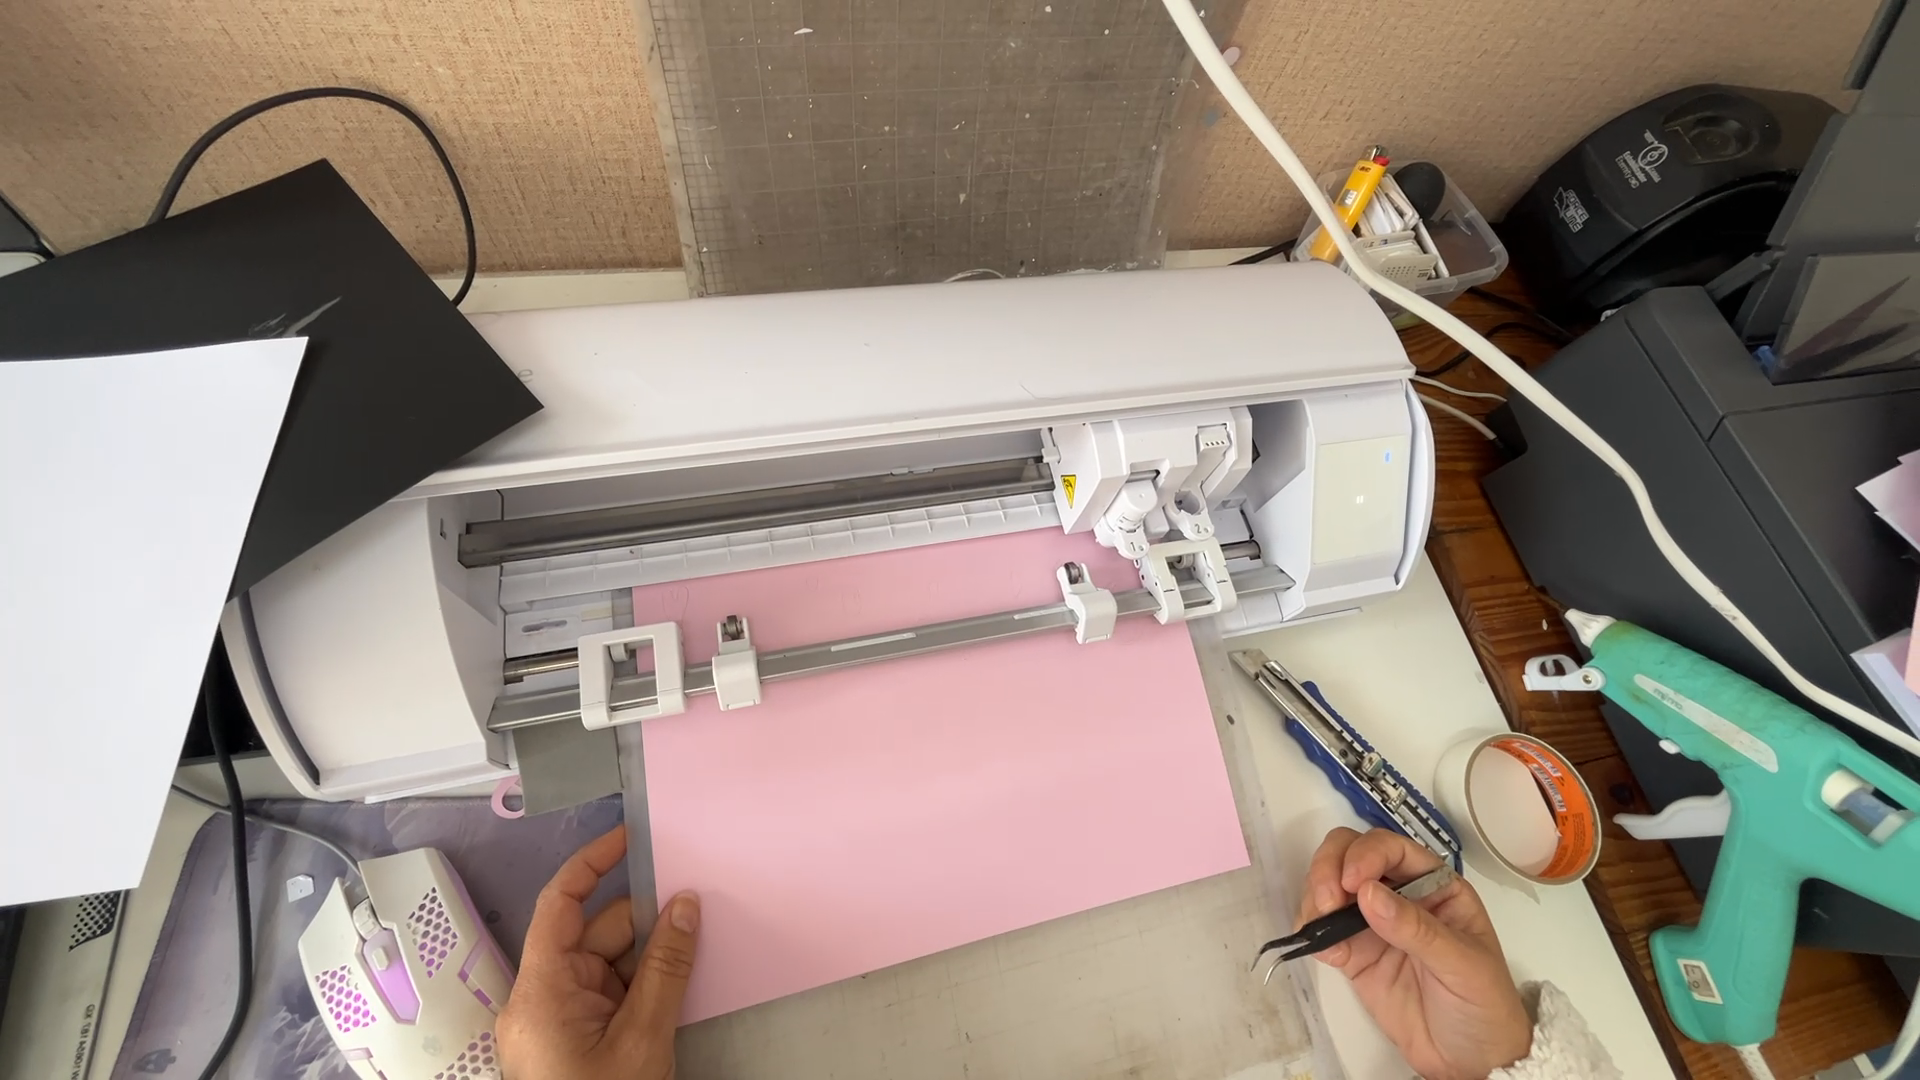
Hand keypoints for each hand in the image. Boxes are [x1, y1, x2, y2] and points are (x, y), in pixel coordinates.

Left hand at [497, 826, 700, 1079]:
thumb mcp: (642, 1039)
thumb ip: (666, 965)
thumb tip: (686, 901)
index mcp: (541, 991)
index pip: (560, 904)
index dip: (592, 863)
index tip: (633, 836)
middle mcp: (545, 997)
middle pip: (598, 932)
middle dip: (646, 917)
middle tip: (696, 898)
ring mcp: (562, 1019)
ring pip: (613, 960)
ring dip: (653, 950)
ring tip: (697, 940)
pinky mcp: (580, 1037)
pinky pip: (616, 987)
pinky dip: (648, 977)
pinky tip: (682, 972)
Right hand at [1297, 827, 1530, 1079]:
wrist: (1471, 1065)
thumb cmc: (1484, 1007)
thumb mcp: (1464, 967)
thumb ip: (1416, 928)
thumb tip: (1366, 892)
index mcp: (1432, 884)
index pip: (1390, 848)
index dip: (1366, 855)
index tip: (1352, 884)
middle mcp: (1396, 891)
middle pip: (1347, 851)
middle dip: (1329, 867)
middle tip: (1326, 900)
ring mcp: (1368, 918)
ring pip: (1327, 880)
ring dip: (1314, 893)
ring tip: (1319, 924)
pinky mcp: (1349, 947)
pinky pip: (1317, 922)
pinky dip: (1308, 924)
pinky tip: (1319, 945)